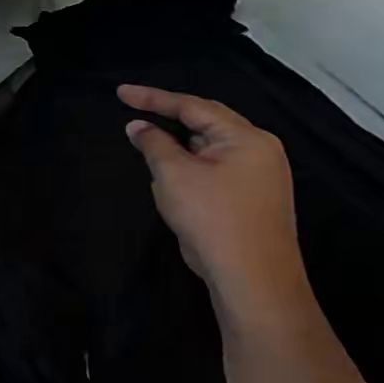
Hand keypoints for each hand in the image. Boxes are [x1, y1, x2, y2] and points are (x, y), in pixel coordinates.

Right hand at [120, 85, 310, 315]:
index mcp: (247, 138)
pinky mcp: (256, 205)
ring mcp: (262, 180)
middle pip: (205, 125)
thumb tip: (138, 126)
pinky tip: (177, 193)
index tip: (121, 93)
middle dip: (169, 125)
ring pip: (209, 153)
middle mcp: (261, 152)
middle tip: (136, 116)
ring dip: (180, 156)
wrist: (256, 289)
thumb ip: (153, 143)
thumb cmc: (213, 221)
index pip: (192, 106)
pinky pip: (217, 175)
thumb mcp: (174, 175)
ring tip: (156, 168)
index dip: (152, 98)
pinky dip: (193, 176)